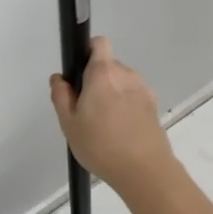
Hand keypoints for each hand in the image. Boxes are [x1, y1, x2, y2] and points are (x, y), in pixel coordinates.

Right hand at [49, 36, 174, 195]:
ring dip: (109, 95)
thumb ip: (61, 95)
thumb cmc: (100, 144)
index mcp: (102, 73)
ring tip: (101, 125)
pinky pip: (132, 97)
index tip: (77, 75)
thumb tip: (59, 79)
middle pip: (107, 66)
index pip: (97, 43)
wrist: (143, 170)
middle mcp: (126, 74)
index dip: (85, 53)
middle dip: (94, 80)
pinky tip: (117, 132)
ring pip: (120, 83)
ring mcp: (143, 89)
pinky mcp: (153, 106)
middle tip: (83, 110)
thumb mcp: (68, 122)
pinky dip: (123, 107)